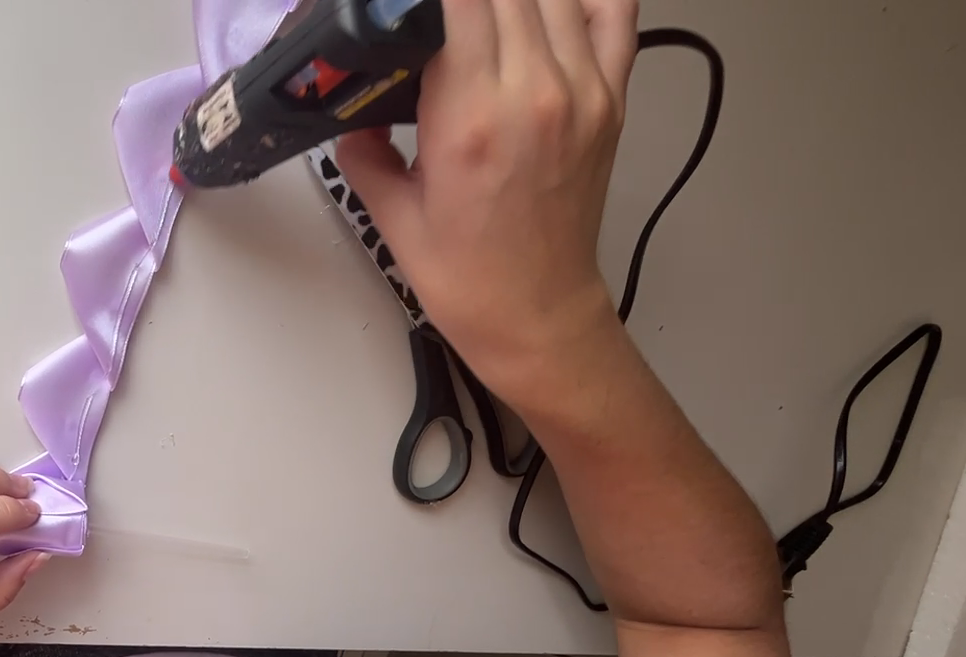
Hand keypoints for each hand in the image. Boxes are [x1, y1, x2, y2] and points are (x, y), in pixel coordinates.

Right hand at [337, 0, 638, 371]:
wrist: (535, 316)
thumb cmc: (467, 280)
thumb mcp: (396, 222)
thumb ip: (368, 159)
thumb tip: (353, 122)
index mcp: (471, 122)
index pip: (455, 4)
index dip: (421, 0)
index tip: (401, 13)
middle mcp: (533, 91)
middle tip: (432, 22)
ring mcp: (582, 90)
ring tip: (475, 23)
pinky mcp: (610, 100)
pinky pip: (612, 12)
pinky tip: (544, 12)